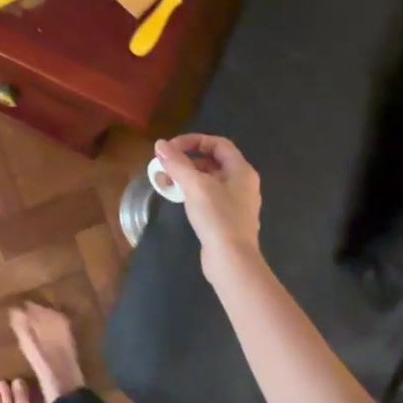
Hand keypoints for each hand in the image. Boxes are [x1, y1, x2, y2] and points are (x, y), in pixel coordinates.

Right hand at [154, 134, 262, 263]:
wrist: (232, 260)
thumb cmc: (217, 217)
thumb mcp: (195, 186)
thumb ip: (177, 163)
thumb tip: (160, 144)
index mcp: (241, 170)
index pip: (218, 144)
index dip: (194, 141)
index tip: (171, 148)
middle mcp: (242, 183)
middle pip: (212, 161)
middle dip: (185, 161)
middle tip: (164, 167)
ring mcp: (236, 203)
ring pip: (208, 180)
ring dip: (186, 177)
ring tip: (164, 183)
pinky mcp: (227, 219)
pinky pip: (208, 197)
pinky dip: (191, 193)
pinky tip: (177, 200)